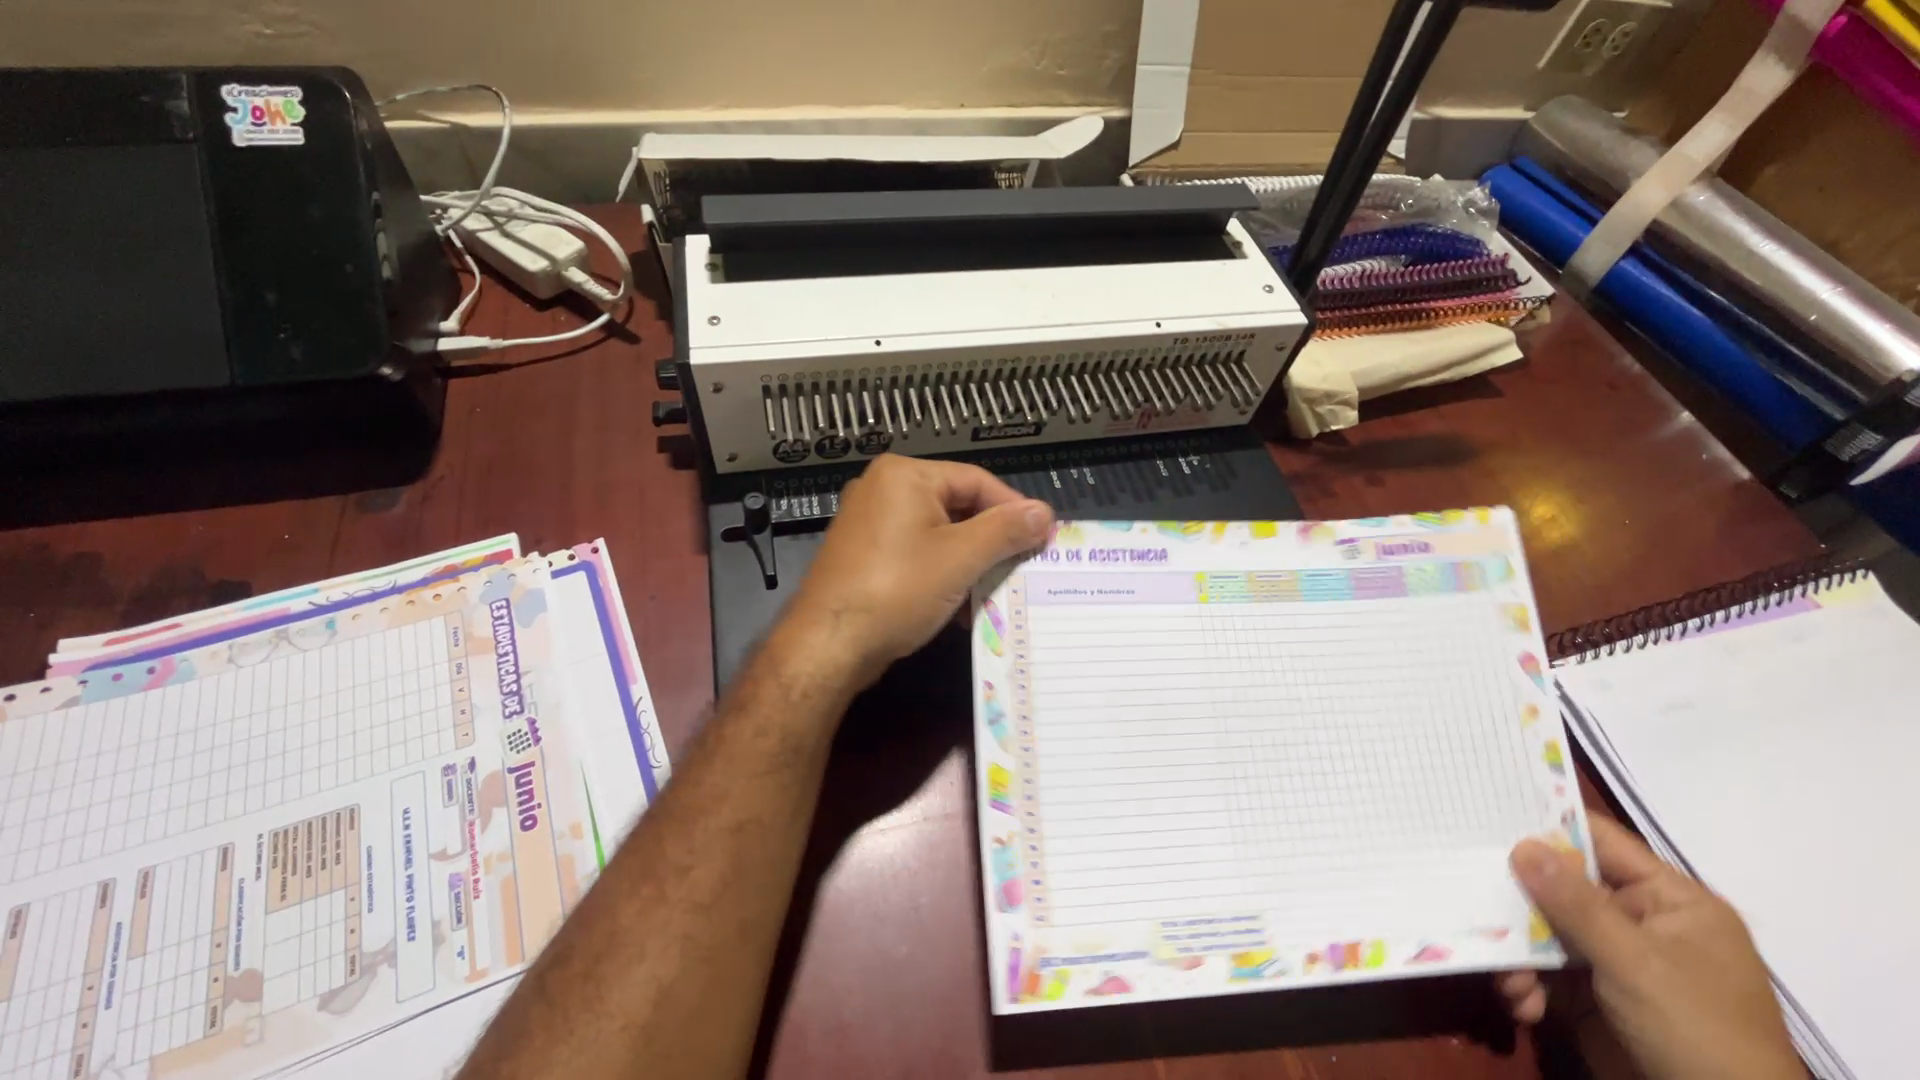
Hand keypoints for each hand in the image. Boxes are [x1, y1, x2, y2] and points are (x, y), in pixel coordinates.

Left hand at [776, 455, 1053, 690]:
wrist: (828, 645)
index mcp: (905, 475)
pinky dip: (942, 575)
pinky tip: (960, 608)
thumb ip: (1006, 531)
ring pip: (939, 536)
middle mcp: (883, 490)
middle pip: (958, 507)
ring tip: (994, 594)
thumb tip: (1044, 512)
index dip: (1014, 510)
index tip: (1043, 540)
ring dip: (970, 564)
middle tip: (1022, 568)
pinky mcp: (864, 556)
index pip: (977, 481)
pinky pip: (916, 555)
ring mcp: (870, 524)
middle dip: (991, 542)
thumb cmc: (896, 590)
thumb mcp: (961, 558)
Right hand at [1510, 816, 1802, 1079]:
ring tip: (1507, 981)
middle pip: (1562, 890)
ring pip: (1545, 934)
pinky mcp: (1593, 999)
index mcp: (1669, 902)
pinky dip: (1527, 986)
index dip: (1552, 829)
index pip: (1603, 845)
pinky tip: (1523, 1005)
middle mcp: (1639, 924)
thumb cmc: (1698, 1030)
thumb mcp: (1636, 963)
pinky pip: (1544, 974)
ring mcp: (1615, 963)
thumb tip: (1522, 844)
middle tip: (1475, 900)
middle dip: (1519, 903)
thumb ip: (1575, 903)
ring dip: (1517, 954)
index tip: (1491, 818)